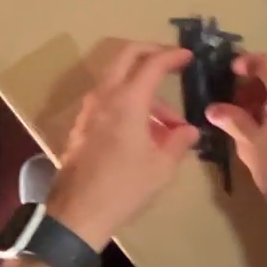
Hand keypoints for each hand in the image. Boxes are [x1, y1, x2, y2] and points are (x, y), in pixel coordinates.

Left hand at [46, 42, 202, 249]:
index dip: (172, 55)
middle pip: (127, 56)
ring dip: (142, 89)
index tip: (188, 55)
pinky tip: (142, 131)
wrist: (77, 213)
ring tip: (166, 124)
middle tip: (172, 63)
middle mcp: (105, 95)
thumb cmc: (124, 188)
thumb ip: (178, 142)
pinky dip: (127, 101)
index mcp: (127, 100)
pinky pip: (108, 99)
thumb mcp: (161, 168)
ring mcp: (89, 108)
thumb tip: (189, 130)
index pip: (152, 64)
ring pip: (118, 80)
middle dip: (151, 53)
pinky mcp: (82, 124)